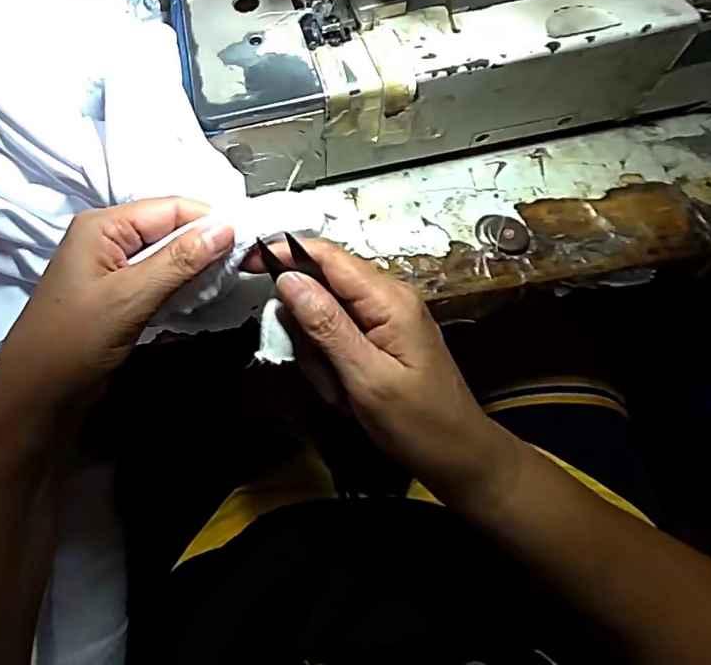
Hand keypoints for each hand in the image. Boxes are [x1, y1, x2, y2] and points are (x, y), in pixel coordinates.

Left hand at [0, 198, 233, 430]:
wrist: (32, 402)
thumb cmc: (75, 342)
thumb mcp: (131, 297)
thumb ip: (180, 260)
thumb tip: (227, 225)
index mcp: (103, 225)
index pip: (170, 207)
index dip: (210, 219)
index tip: (249, 238)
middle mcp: (106, 237)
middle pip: (169, 226)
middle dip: (205, 241)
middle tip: (244, 261)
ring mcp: (110, 265)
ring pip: (166, 252)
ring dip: (195, 264)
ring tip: (228, 277)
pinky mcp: (116, 292)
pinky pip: (156, 275)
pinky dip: (180, 282)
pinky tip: (201, 292)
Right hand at [260, 239, 519, 501]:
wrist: (461, 459)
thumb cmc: (420, 424)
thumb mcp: (366, 378)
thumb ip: (326, 324)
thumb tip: (288, 277)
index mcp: (388, 299)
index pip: (329, 256)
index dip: (287, 252)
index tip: (249, 260)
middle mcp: (387, 297)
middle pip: (323, 286)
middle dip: (307, 328)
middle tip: (321, 372)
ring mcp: (385, 316)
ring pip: (326, 314)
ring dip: (320, 354)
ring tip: (340, 391)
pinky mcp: (381, 335)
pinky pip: (339, 334)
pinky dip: (331, 361)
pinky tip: (345, 391)